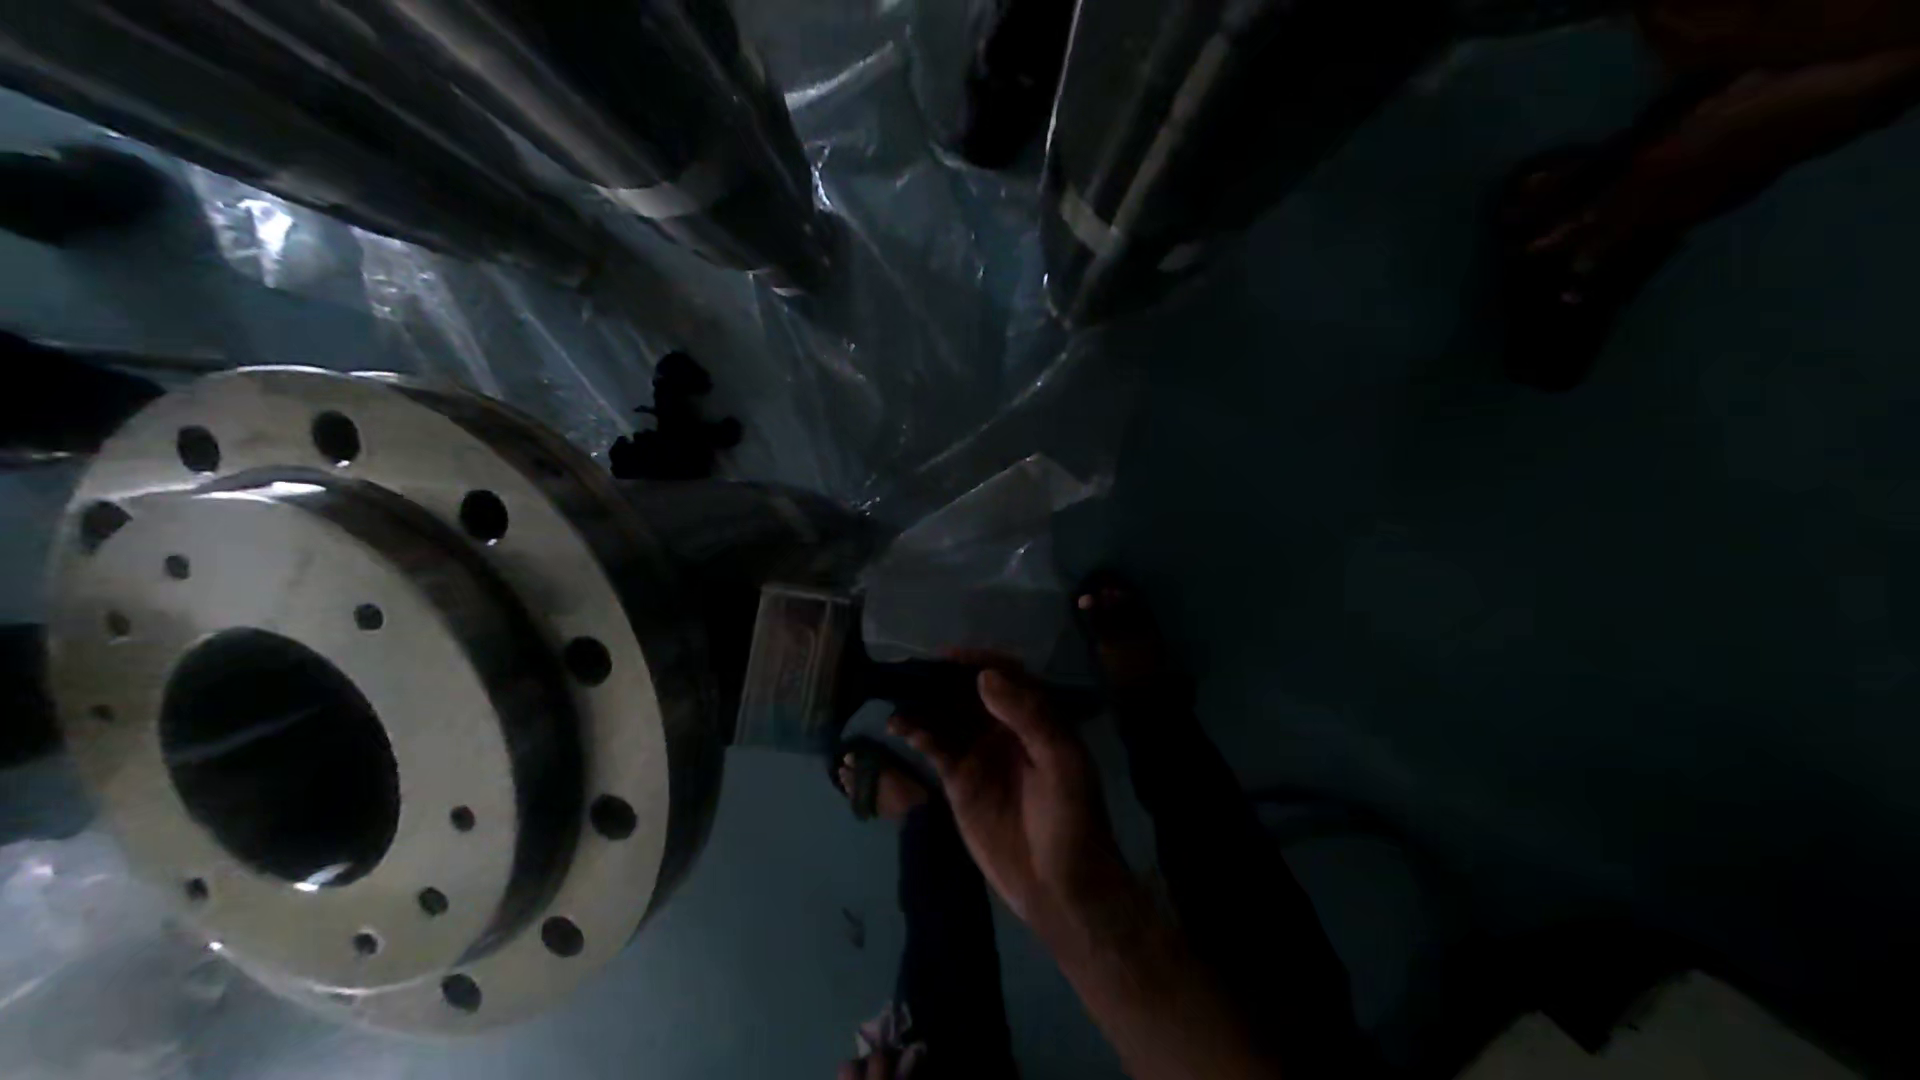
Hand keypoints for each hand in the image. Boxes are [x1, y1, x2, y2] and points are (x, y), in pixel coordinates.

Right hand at [891, 661, 1131, 936]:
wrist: (1058, 885)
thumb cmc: (1071, 818)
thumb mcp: (1060, 761)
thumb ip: (1028, 715)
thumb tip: (984, 675)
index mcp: (1036, 717)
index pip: (1006, 675)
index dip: (978, 661)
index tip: (947, 656)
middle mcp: (1005, 728)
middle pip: (969, 691)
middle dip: (942, 678)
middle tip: (908, 667)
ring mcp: (980, 752)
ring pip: (947, 716)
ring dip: (923, 703)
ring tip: (896, 694)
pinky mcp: (959, 780)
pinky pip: (935, 746)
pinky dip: (918, 733)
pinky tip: (901, 727)